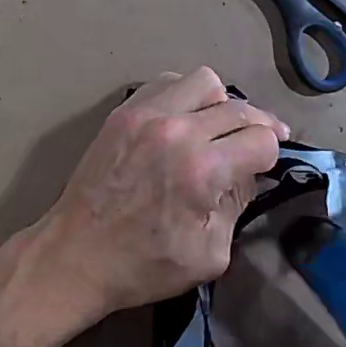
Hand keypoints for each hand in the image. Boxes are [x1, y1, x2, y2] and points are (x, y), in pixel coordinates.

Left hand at [36, 68, 288, 318]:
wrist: (74, 257)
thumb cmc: (143, 265)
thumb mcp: (210, 253)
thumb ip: (239, 206)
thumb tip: (247, 172)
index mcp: (203, 171)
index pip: (262, 139)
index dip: (271, 154)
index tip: (263, 166)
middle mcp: (179, 132)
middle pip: (241, 108)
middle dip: (259, 127)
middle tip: (255, 145)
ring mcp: (147, 115)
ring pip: (207, 82)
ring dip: (221, 103)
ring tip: (216, 127)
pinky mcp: (124, 112)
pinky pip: (169, 81)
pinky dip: (185, 95)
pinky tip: (184, 118)